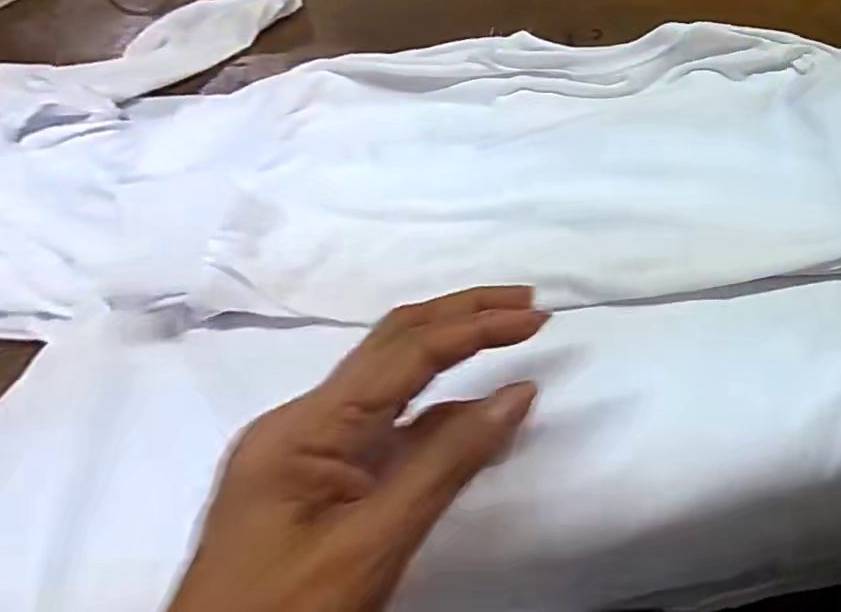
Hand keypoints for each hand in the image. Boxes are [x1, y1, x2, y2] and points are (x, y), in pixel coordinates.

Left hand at [167, 286, 550, 611]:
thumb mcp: (374, 541)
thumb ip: (450, 460)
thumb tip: (522, 392)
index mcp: (302, 430)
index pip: (407, 353)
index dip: (478, 326)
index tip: (537, 317)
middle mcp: (303, 422)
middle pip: (395, 340)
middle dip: (465, 312)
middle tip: (527, 298)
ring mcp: (311, 447)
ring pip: (395, 370)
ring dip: (455, 343)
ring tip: (511, 328)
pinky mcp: (327, 472)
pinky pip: (396, 416)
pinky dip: (446, 400)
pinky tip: (480, 406)